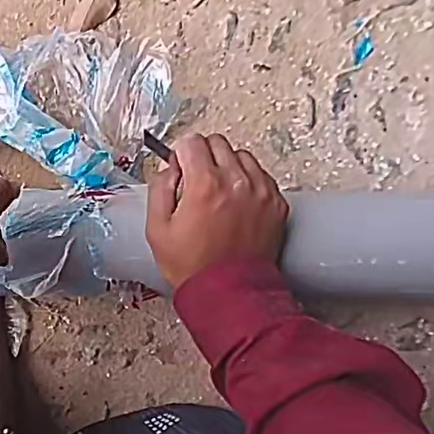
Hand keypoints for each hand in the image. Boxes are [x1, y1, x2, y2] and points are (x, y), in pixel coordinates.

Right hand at [145, 133, 288, 287]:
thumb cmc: (193, 266)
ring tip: (217, 194)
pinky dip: (246, 183)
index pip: (192, 142)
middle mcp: (236, 182)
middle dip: (203, 156)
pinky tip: (234, 204)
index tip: (179, 167)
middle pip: (218, 143)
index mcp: (205, 185)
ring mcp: (260, 191)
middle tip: (195, 180)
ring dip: (227, 167)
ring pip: (242, 157)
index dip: (180, 154)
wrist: (228, 291)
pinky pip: (260, 177)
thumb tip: (168, 171)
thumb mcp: (157, 230)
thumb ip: (159, 190)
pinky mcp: (276, 203)